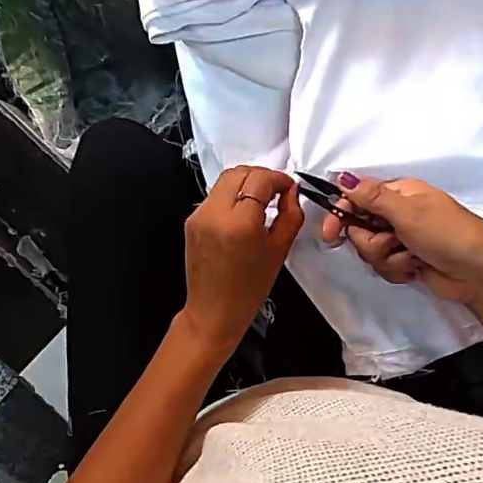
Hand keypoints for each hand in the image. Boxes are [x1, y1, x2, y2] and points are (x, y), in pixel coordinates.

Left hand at [180, 166, 304, 351]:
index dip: (278, 179)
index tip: (288, 188)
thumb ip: (290, 214)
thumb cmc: (248, 288)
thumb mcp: (279, 250)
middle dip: (261, 176)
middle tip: (276, 191)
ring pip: (224, 181)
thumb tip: (291, 192)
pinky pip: (214, 197)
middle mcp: (215, 214)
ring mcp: (199, 216)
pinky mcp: (191, 221)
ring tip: (261, 201)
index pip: (260, 180)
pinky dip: (231, 196)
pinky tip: (243, 213)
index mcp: (240, 223)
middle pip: (239, 172)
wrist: (214, 310)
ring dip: (245, 183)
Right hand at [319, 172, 482, 306]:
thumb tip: (342, 177)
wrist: (480, 273)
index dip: (340, 215)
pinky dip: (397, 270)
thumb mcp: (408, 211)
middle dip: (372, 242)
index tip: (330, 234)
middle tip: (393, 242)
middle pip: (359, 228)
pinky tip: (416, 268)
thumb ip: (372, 197)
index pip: (356, 198)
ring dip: (388, 258)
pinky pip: (383, 266)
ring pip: (369, 251)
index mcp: (399, 193)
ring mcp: (401, 238)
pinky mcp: (406, 260)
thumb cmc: (448, 234)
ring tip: (412, 257)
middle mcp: (397, 214)